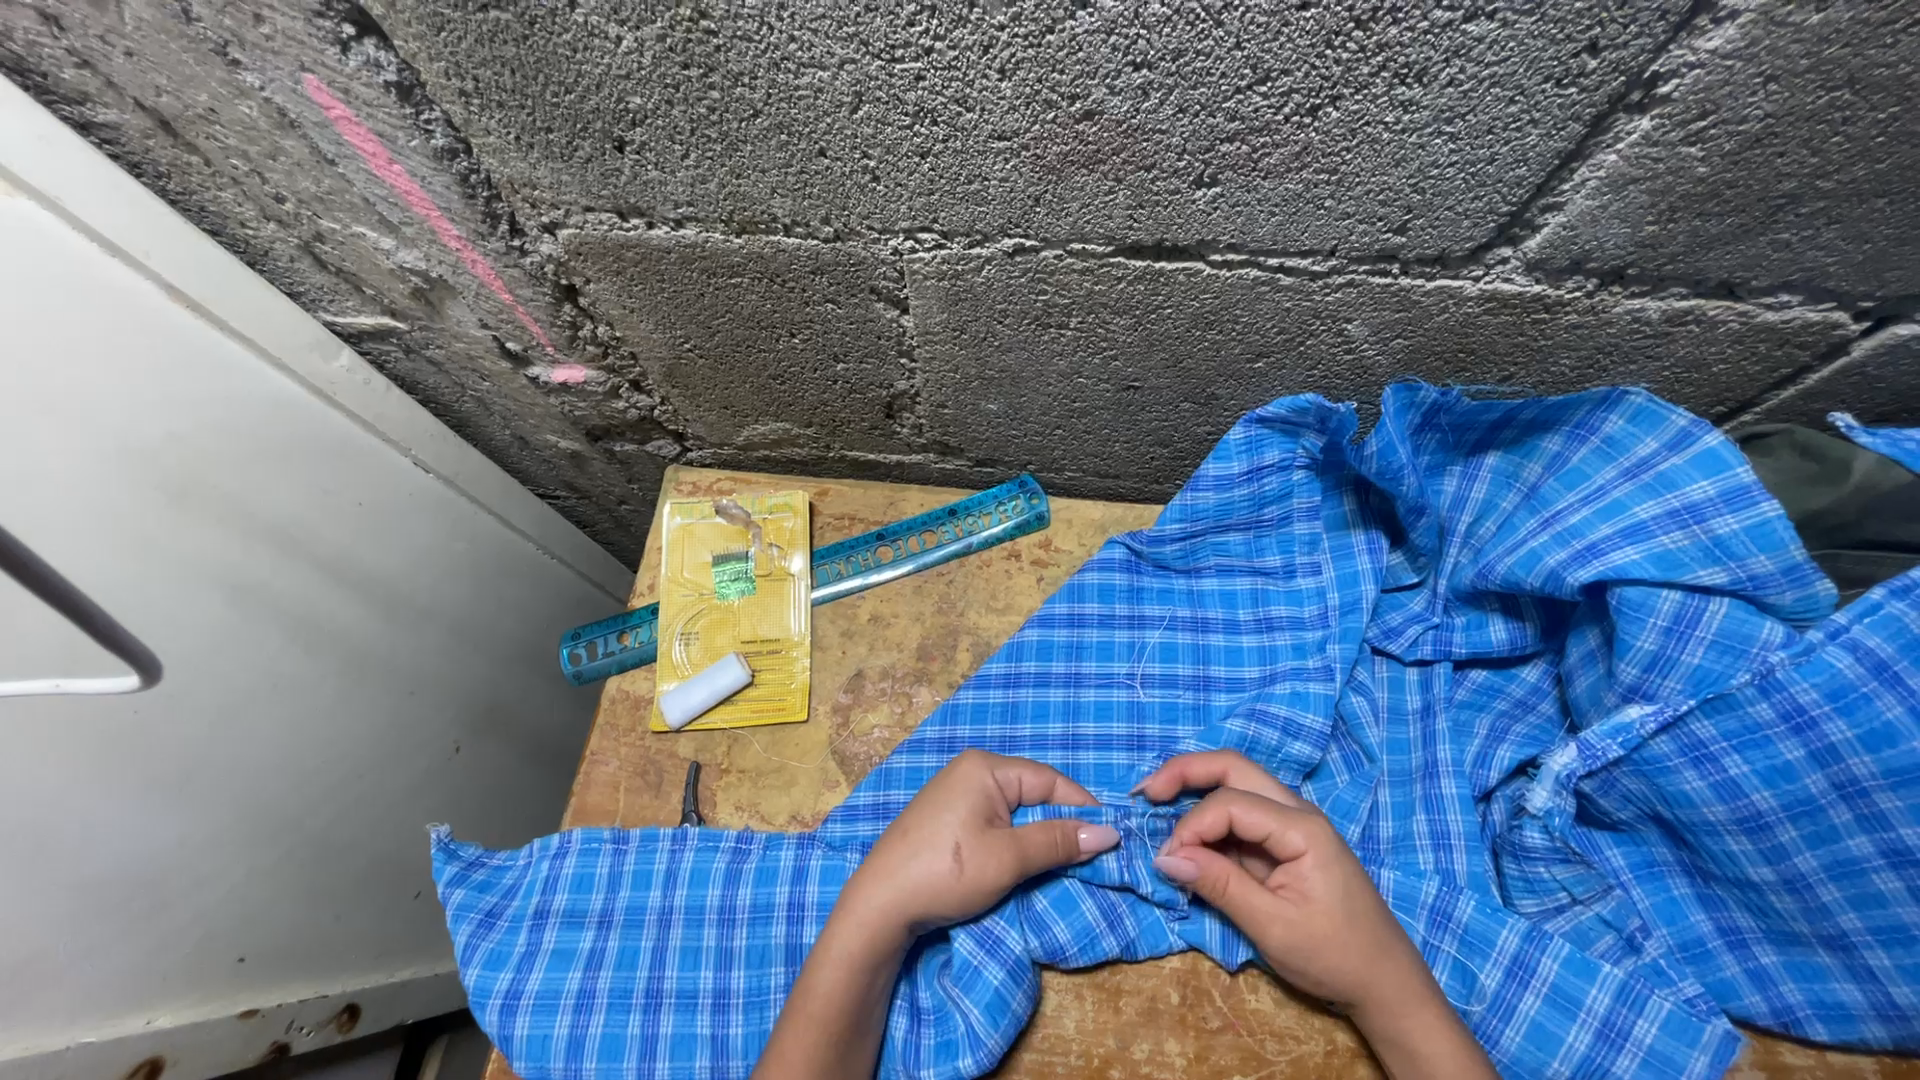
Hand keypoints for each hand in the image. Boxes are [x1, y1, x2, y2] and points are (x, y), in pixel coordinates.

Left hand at [840, 749, 1120, 939]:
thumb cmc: (947, 872)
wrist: (879, 904)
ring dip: (1039, 834)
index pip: (1049, 780)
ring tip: (1064, 862)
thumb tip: (1108, 833)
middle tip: (1091, 854)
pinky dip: (1015, 839)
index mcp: (985, 768)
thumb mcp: (1008, 858)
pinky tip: (1025, 861)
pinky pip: (995, 820)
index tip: (1111, 838)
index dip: (1082, 808)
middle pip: (1032, 792)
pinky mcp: (946, 819)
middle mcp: (970, 771)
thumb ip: (1058, 841)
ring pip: (1014, 809)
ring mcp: (955, 794)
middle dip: (1061, 822)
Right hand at [1138, 752, 1495, 1079]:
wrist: (1386, 985)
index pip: (1229, 804)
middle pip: (1233, 768)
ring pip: (1236, 783)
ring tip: (1156, 801)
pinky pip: (1240, 813)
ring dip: (1195, 788)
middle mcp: (1297, 812)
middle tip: (1145, 792)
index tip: (1167, 861)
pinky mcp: (1284, 841)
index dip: (1191, 826)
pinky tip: (1187, 833)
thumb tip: (1165, 857)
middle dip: (1185, 772)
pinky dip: (1208, 816)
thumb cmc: (1335, 956)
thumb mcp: (1272, 926)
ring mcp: (1292, 824)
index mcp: (1301, 828)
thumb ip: (1219, 885)